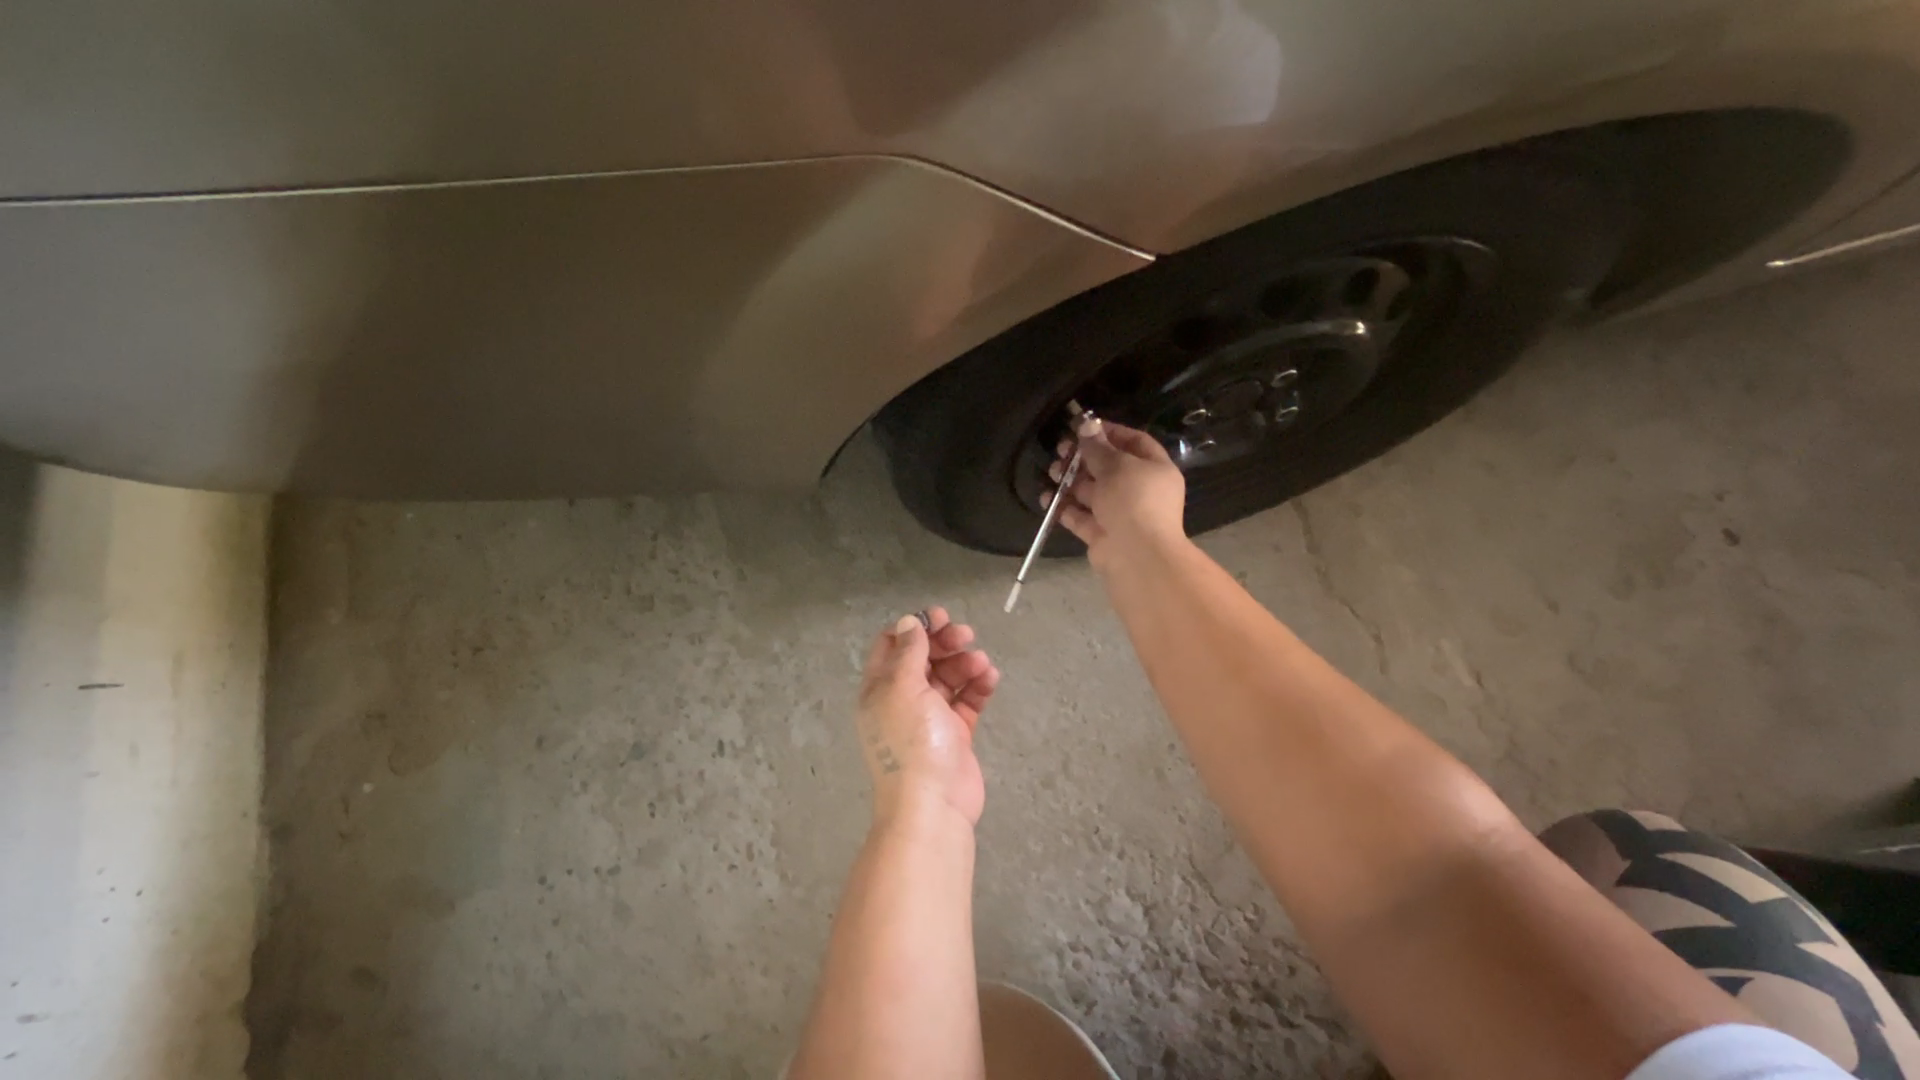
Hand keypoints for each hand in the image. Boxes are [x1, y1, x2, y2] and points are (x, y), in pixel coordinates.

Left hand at [855, 607, 998, 826]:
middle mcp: (902, 699)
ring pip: (948, 678)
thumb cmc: (911, 742)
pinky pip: (967, 701)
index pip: (892, 646)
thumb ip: (908, 652)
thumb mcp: (903, 688)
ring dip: (965, 663)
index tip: (939, 617)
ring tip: (982, 664)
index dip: (914, 628)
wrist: (932, 806)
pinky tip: (990, 678)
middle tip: (966, 635)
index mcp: (880, 688)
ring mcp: (930, 718)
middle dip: (944, 643)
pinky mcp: (955, 734)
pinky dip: (978, 686)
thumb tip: (909, 622)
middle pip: (924, 658)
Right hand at [1043, 419, 1187, 567]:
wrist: (1137, 556)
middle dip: (1083, 457)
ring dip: (1070, 480)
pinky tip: (1047, 498)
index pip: (1135, 442)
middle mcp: (1140, 491)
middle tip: (1061, 449)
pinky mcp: (1102, 534)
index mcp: (1155, 470)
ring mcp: (1121, 514)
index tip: (1084, 427)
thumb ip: (1097, 446)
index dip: (1110, 432)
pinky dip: (1064, 508)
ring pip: (1092, 492)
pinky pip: (1081, 516)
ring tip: (1052, 471)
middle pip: (1109, 467)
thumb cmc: (1133, 500)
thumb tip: (1087, 425)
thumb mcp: (1116, 466)